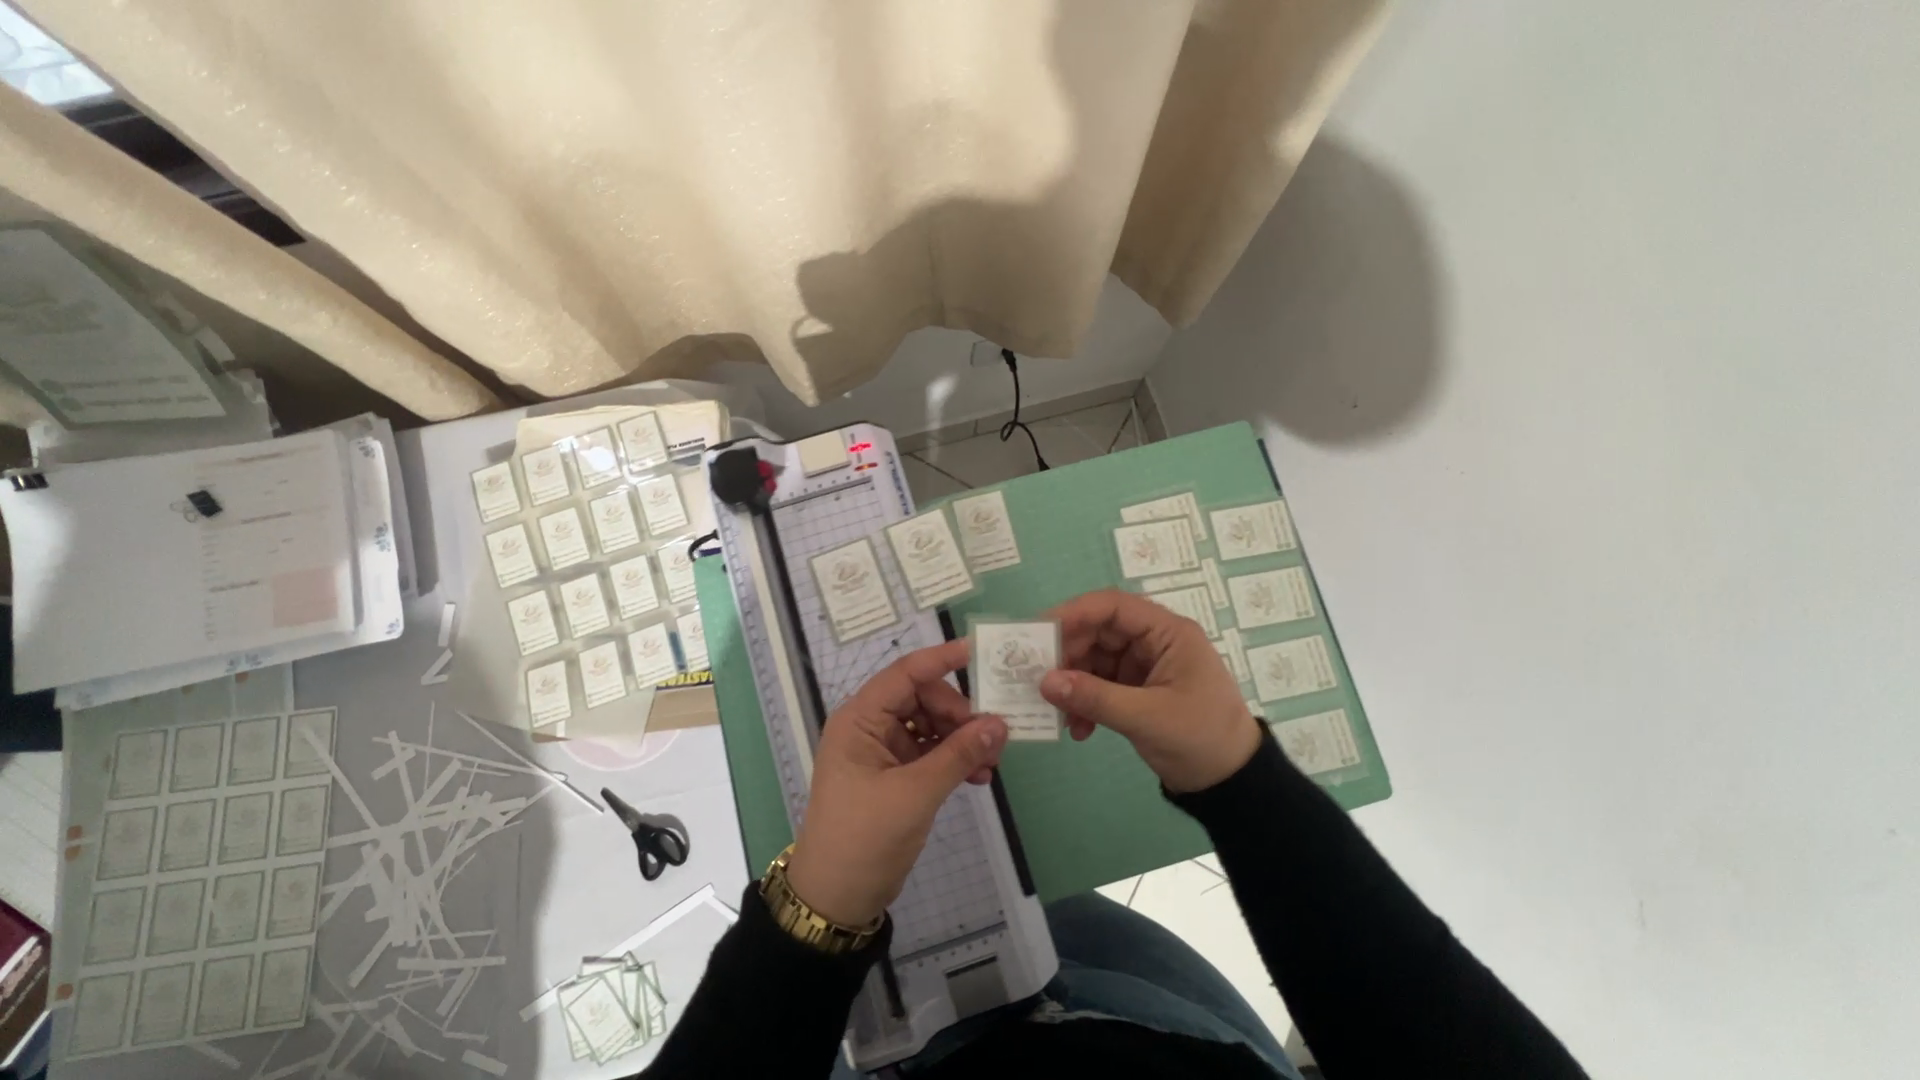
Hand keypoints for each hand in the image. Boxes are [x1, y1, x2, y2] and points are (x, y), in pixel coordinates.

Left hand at [785, 641, 1008, 925]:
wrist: (837, 897)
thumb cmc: (865, 837)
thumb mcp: (915, 794)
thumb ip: (959, 755)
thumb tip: (1000, 723)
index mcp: (860, 720)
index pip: (905, 674)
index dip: (941, 659)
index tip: (979, 652)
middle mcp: (869, 727)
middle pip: (922, 698)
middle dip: (959, 713)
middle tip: (991, 736)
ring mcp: (882, 752)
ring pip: (930, 725)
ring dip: (961, 738)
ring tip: (992, 761)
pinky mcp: (895, 776)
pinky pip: (930, 752)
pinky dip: (954, 759)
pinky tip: (980, 776)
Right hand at [1041, 589, 1260, 792]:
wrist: (1230, 782)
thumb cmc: (1200, 738)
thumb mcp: (1147, 718)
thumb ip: (1095, 697)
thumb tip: (1045, 681)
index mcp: (1167, 633)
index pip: (1113, 607)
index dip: (1074, 613)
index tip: (1039, 632)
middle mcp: (1153, 642)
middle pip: (1098, 632)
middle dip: (1067, 655)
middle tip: (1037, 677)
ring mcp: (1143, 666)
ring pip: (1094, 660)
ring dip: (1073, 684)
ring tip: (1056, 711)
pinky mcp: (1136, 691)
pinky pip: (1099, 685)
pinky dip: (1084, 703)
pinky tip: (1077, 729)